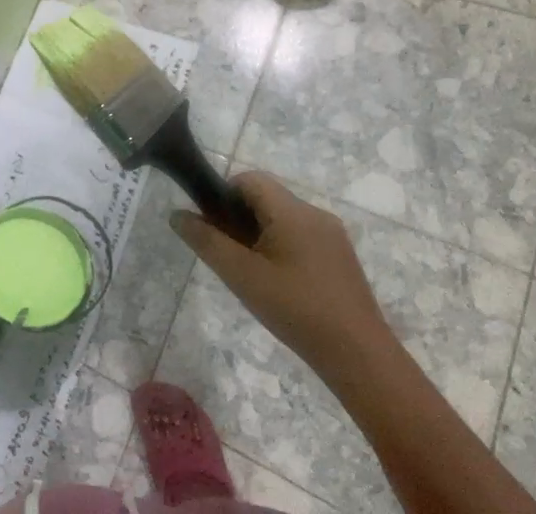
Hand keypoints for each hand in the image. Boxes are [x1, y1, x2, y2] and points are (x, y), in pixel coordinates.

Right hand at [170, 171, 392, 375]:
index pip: (249, 180)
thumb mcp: (241, 275)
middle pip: (266, 198)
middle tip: (227, 255)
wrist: (358, 355)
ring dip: (258, 234)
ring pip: (283, 218)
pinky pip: (301, 236)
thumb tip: (177, 215)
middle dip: (238, 218)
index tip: (212, 229)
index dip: (223, 196)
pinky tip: (277, 284)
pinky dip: (280, 247)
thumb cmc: (295, 309)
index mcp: (293, 212)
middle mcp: (315, 214)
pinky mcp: (340, 257)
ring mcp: (332, 236)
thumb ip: (206, 241)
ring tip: (250, 273)